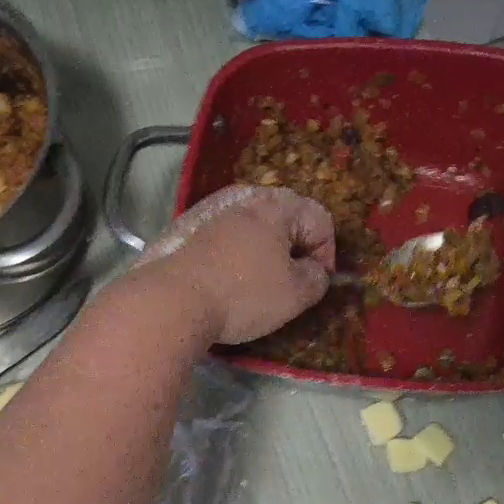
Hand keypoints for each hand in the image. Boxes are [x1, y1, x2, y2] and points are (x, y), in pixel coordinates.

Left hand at [126, 184, 336, 344]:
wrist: (175, 300)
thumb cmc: (244, 295)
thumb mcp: (295, 294)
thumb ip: (317, 279)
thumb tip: (316, 271)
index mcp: (277, 208)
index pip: (320, 219)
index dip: (327, 253)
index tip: (317, 283)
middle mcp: (246, 203)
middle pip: (285, 220)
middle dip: (295, 250)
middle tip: (292, 283)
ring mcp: (216, 216)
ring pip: (255, 230)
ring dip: (266, 254)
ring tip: (262, 285)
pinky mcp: (192, 235)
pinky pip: (229, 241)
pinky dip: (238, 258)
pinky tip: (232, 282)